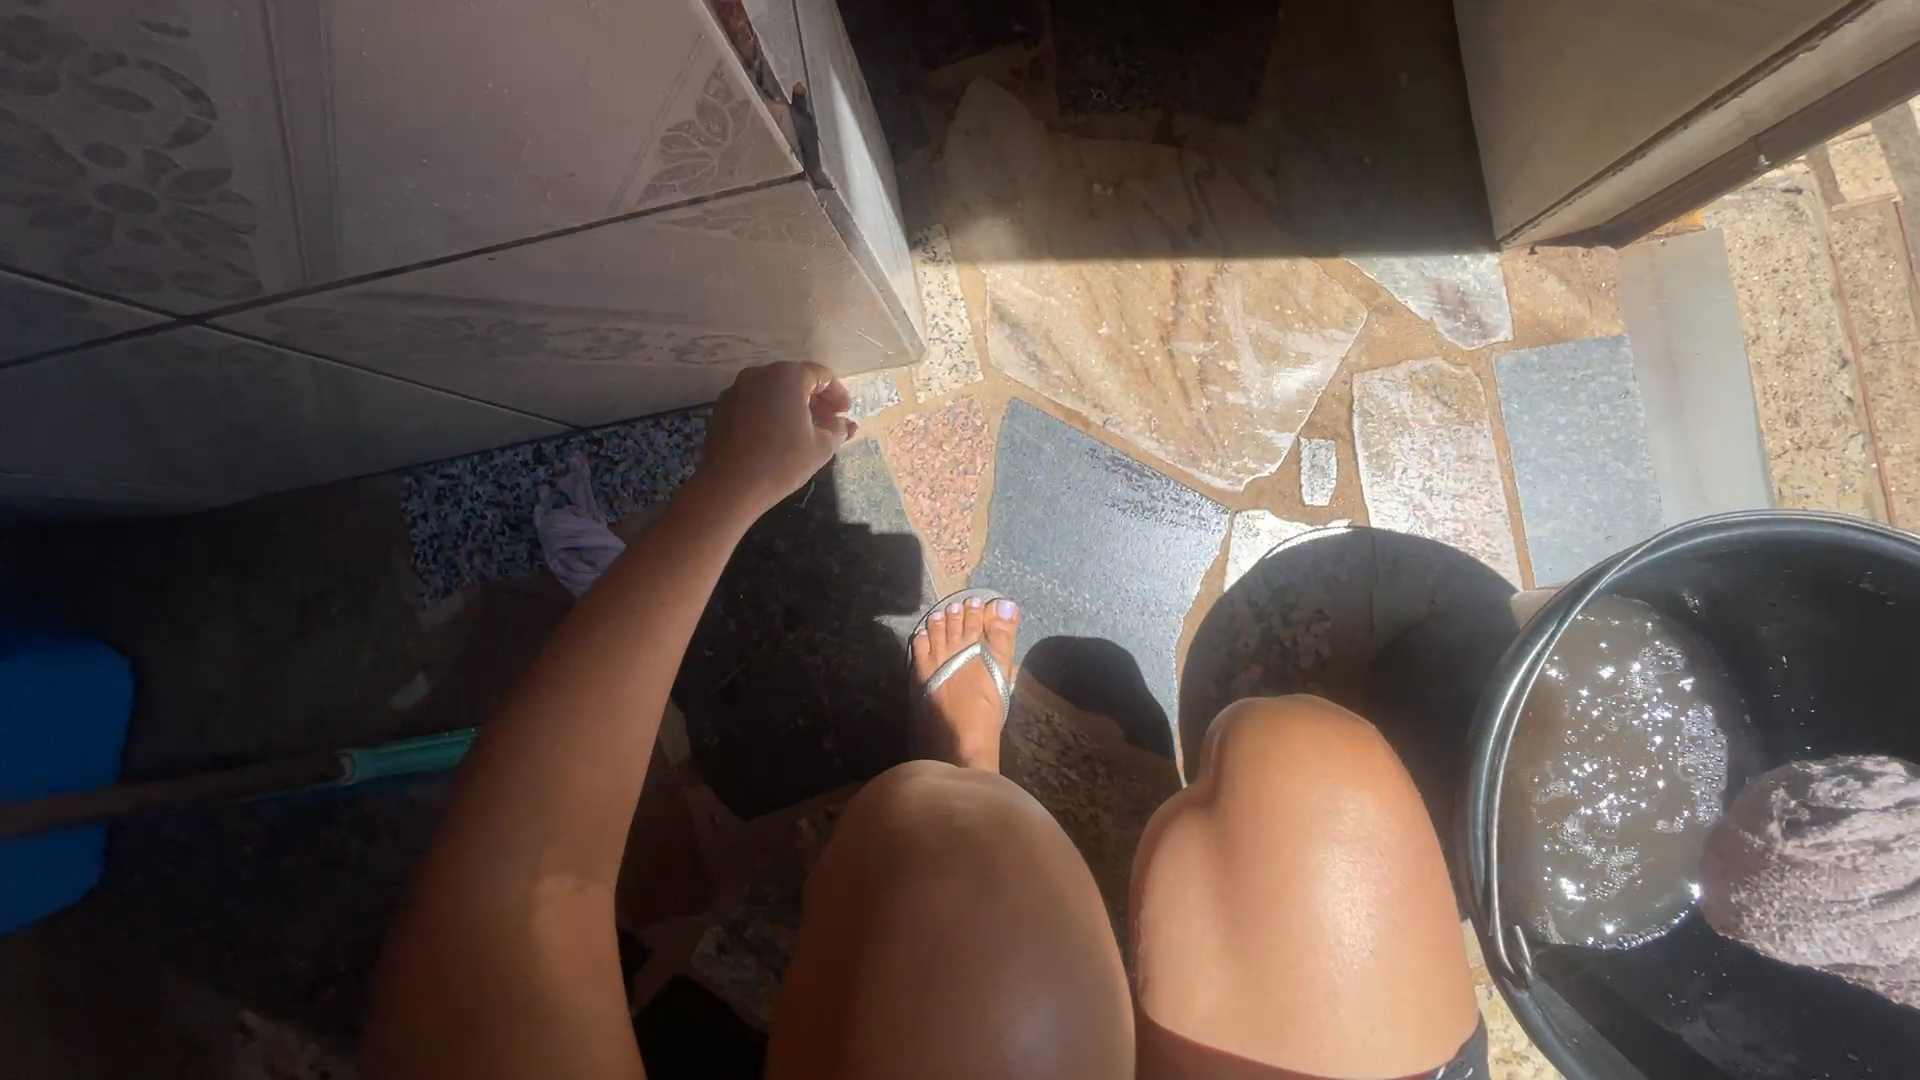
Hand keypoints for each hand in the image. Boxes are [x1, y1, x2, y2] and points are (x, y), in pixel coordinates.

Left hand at [696, 361, 854, 517]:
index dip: (838, 393)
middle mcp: (759, 374)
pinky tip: (777, 435)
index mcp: (787, 377)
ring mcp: (736, 389)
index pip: (821, 375)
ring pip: (773, 390)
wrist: (730, 486)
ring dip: (792, 405)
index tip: (845, 413)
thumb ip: (837, 430)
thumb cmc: (782, 462)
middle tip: (829, 420)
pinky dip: (770, 411)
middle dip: (816, 398)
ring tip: (805, 429)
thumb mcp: (821, 447)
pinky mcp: (722, 408)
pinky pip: (754, 402)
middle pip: (795, 379)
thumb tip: (844, 424)